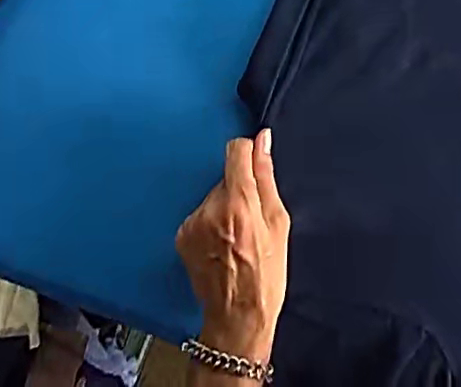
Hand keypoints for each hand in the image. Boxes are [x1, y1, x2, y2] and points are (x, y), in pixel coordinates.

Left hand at [176, 130, 289, 364]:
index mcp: (238, 203)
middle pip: (225, 175)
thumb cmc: (265, 276)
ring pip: (213, 194)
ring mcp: (193, 223)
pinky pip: (201, 212)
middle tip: (250, 216)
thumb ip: (266, 176)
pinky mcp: (182, 235)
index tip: (254, 162)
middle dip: (238, 187)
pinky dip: (210, 221)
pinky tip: (221, 244)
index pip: (235, 149)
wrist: (237, 319)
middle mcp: (211, 209)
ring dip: (223, 205)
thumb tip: (262, 141)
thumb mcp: (278, 222)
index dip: (248, 152)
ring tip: (236, 235)